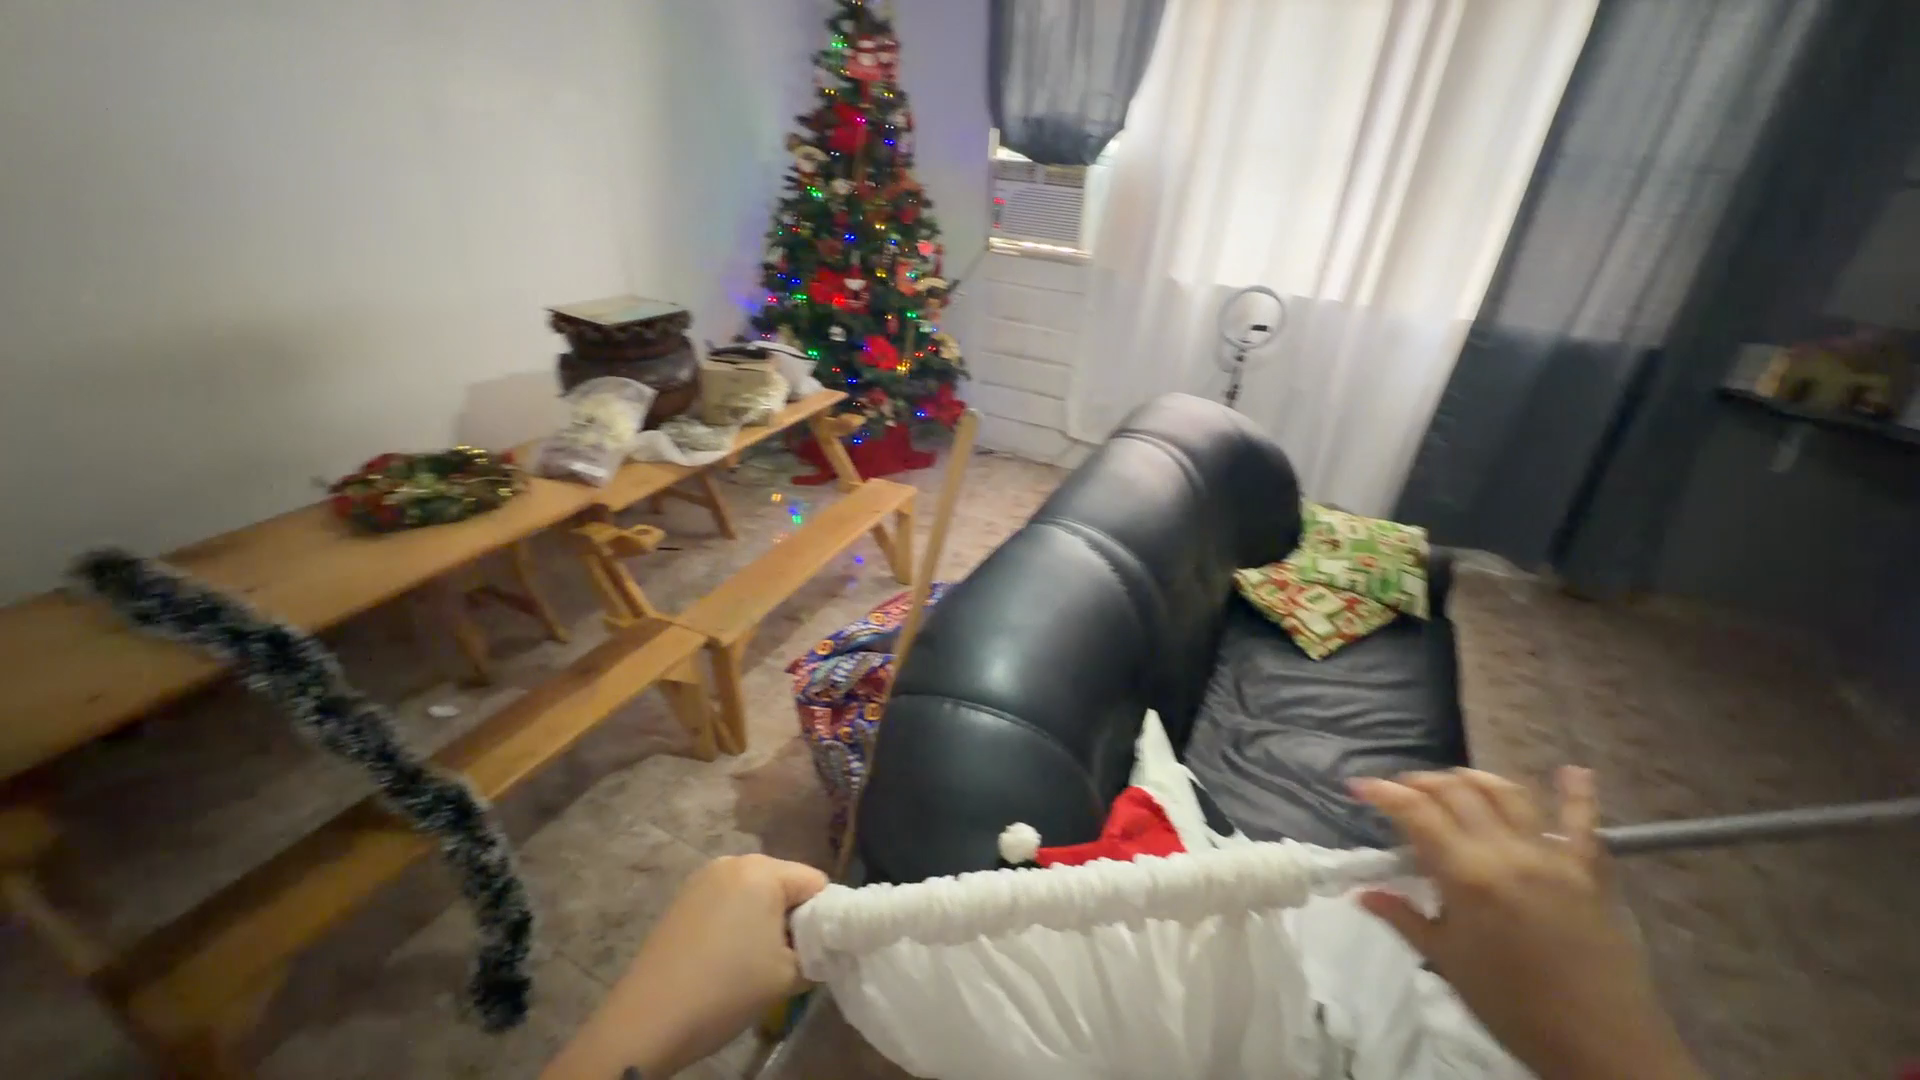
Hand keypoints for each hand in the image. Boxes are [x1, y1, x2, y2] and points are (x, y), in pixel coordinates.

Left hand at [543, 854, 828, 1078]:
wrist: (647, 1021)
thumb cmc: (726, 989)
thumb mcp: (789, 977)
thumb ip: (818, 953)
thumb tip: (820, 947)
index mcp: (763, 870)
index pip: (816, 882)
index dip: (823, 917)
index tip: (813, 952)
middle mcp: (733, 861)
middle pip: (784, 882)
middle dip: (792, 917)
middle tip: (784, 959)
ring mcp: (703, 878)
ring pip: (755, 893)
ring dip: (763, 920)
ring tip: (753, 961)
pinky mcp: (682, 898)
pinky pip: (728, 901)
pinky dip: (736, 923)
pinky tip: (724, 958)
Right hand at [1351, 768, 1703, 1079]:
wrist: (1604, 1047)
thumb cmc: (1512, 1006)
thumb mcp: (1448, 961)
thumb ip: (1405, 917)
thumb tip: (1364, 893)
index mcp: (1467, 874)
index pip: (1415, 813)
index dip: (1382, 793)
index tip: (1358, 787)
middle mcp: (1507, 852)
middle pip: (1457, 793)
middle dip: (1421, 783)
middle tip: (1400, 790)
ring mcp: (1552, 857)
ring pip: (1508, 794)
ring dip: (1475, 779)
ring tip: (1453, 780)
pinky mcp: (1590, 872)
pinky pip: (1584, 824)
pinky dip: (1577, 794)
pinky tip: (1572, 770)